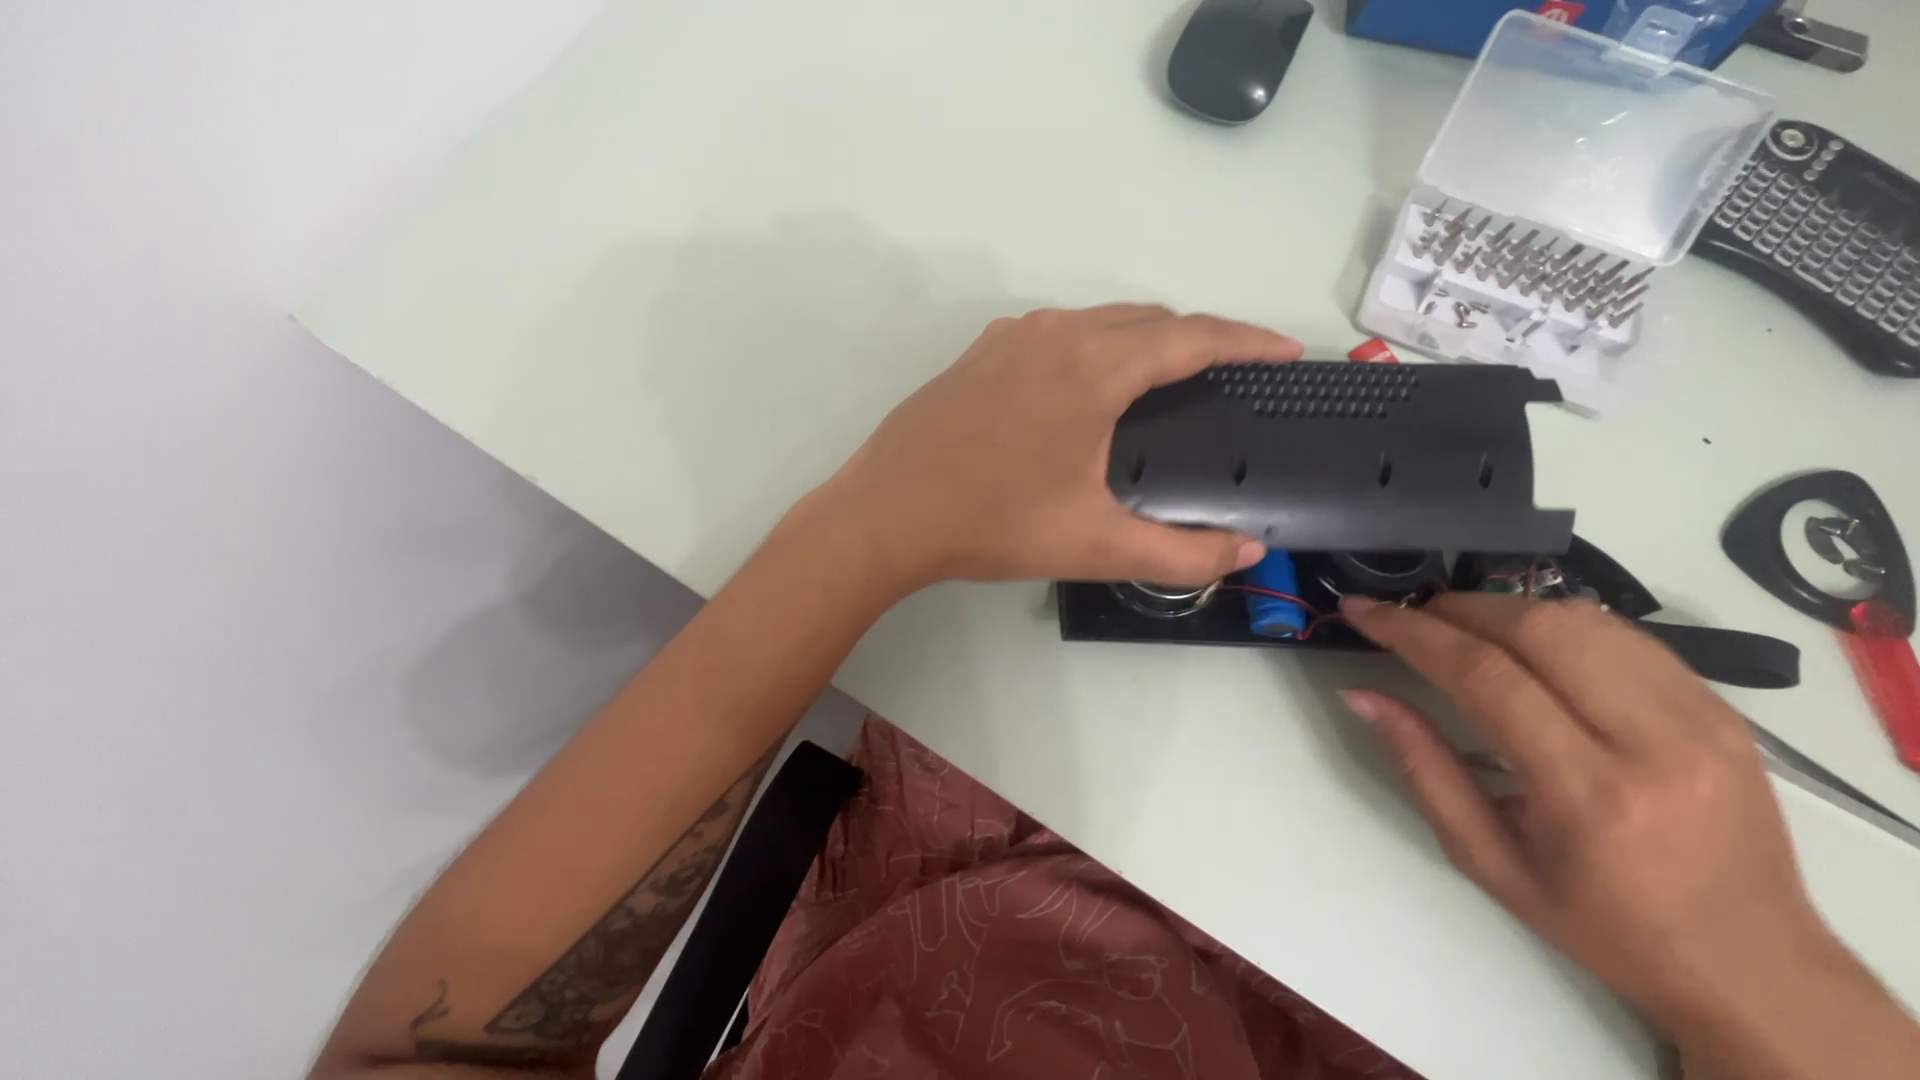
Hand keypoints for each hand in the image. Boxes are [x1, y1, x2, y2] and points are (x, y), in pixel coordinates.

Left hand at [812, 304, 1300, 591]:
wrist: (886, 513)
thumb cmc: (992, 524)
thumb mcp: (1094, 544)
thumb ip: (1179, 552)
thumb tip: (1242, 554)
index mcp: (1094, 368)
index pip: (1193, 336)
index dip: (1246, 340)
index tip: (1284, 351)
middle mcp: (1056, 334)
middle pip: (1149, 319)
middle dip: (1200, 338)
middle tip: (1231, 373)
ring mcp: (1011, 337)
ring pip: (1100, 320)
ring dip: (1145, 338)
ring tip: (1172, 377)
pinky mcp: (980, 352)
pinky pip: (1058, 332)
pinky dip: (1095, 345)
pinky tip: (1092, 386)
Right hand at [1339, 594, 1917, 1074]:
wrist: (1748, 961)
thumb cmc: (1600, 923)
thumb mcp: (1488, 860)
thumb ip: (1423, 767)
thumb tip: (1363, 695)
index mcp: (1590, 793)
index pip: (1487, 677)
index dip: (1414, 633)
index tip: (1364, 611)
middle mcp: (1655, 741)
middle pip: (1538, 628)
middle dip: (1457, 608)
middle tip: (1408, 615)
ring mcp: (1702, 717)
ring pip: (1583, 618)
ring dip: (1505, 609)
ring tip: (1459, 625)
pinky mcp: (1722, 707)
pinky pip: (1624, 635)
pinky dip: (1558, 623)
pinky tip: (1525, 642)